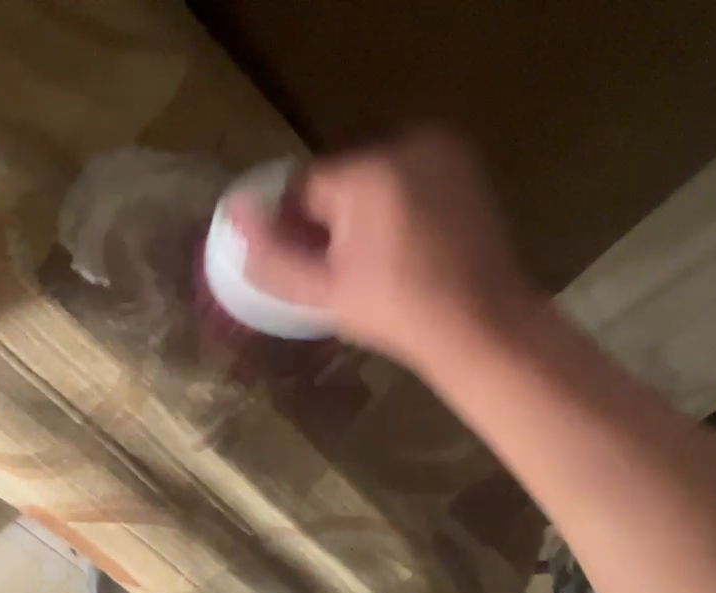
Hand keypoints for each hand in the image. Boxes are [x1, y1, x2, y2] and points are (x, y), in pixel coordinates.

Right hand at [231, 128, 544, 367]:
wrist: (481, 324)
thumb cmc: (395, 312)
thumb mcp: (320, 291)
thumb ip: (271, 252)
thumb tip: (233, 213)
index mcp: (368, 172)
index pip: (301, 188)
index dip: (291, 227)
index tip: (300, 265)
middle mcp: (407, 145)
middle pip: (337, 180)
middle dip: (325, 218)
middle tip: (329, 267)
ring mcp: (443, 152)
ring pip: (370, 180)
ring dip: (357, 213)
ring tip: (363, 261)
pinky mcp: (464, 168)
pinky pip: (404, 180)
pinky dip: (391, 207)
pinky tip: (395, 249)